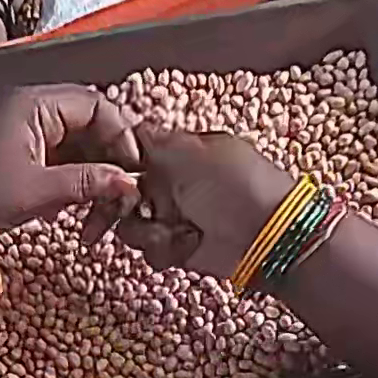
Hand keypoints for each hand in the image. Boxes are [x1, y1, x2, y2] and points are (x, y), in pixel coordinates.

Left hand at [0, 85, 141, 251]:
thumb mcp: (39, 190)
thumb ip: (86, 181)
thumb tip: (126, 181)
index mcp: (33, 104)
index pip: (94, 104)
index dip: (120, 133)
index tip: (132, 166)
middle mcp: (30, 111)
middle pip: (88, 125)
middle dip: (109, 158)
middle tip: (122, 189)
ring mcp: (24, 134)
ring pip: (75, 147)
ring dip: (92, 176)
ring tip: (100, 208)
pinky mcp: (19, 158)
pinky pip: (59, 162)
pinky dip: (73, 183)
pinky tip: (77, 208)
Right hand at [116, 126, 294, 277]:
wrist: (264, 237)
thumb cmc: (234, 187)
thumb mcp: (191, 152)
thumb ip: (152, 140)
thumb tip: (126, 126)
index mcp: (178, 153)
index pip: (133, 156)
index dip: (118, 169)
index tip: (113, 179)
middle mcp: (172, 184)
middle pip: (125, 196)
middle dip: (129, 208)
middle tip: (143, 210)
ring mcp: (175, 217)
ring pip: (134, 227)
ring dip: (151, 232)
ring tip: (178, 231)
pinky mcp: (178, 248)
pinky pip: (152, 250)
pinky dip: (166, 249)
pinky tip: (188, 244)